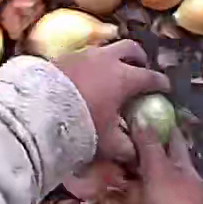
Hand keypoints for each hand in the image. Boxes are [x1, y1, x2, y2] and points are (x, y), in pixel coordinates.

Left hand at [53, 40, 170, 164]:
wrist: (38, 110)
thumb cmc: (80, 125)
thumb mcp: (107, 142)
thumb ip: (126, 148)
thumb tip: (137, 155)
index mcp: (125, 77)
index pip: (150, 77)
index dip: (160, 82)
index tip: (165, 87)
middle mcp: (108, 59)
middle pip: (131, 48)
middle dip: (140, 57)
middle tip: (141, 67)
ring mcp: (85, 54)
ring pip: (107, 48)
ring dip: (114, 57)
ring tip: (112, 70)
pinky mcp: (65, 56)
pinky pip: (85, 54)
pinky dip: (92, 63)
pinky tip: (87, 75)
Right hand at [131, 123, 202, 203]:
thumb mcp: (160, 170)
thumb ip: (149, 147)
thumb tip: (142, 117)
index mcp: (180, 168)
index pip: (171, 141)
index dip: (160, 129)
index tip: (140, 120)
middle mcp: (176, 190)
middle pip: (153, 177)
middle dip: (132, 175)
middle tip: (105, 169)